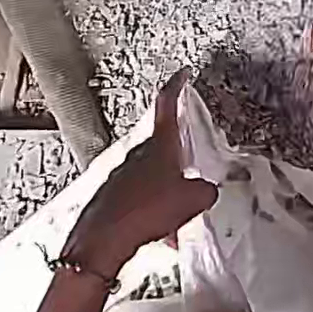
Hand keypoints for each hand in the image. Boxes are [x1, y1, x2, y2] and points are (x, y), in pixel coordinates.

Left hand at [61, 70, 219, 276]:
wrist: (106, 237)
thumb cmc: (145, 210)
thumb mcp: (194, 199)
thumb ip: (206, 190)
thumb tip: (206, 191)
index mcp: (160, 145)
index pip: (167, 103)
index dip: (177, 85)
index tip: (182, 74)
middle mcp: (139, 154)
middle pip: (164, 144)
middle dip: (180, 158)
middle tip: (193, 170)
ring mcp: (124, 173)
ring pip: (154, 175)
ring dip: (168, 190)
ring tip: (179, 215)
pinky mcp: (115, 195)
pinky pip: (142, 196)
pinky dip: (155, 209)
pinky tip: (163, 232)